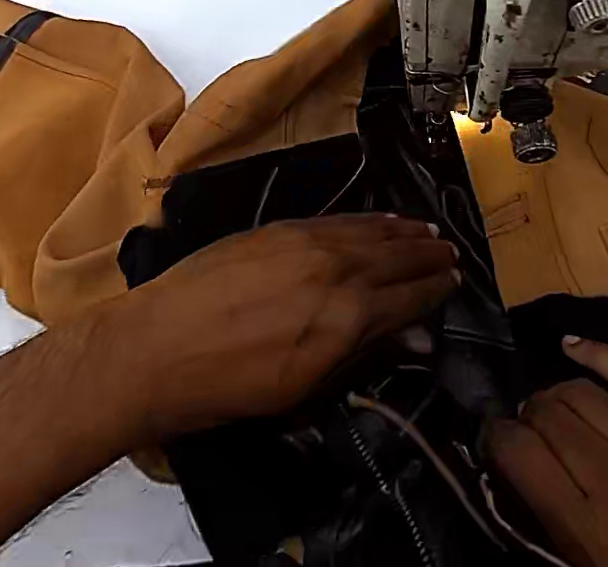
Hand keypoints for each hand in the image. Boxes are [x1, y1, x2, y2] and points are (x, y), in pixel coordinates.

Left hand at [117, 214, 458, 438]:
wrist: (154, 347)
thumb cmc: (227, 386)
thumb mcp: (303, 388)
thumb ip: (364, 353)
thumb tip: (416, 338)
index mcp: (346, 318)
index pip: (407, 298)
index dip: (434, 290)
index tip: (453, 282)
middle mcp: (336, 271)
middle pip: (396, 259)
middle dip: (428, 256)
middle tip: (451, 253)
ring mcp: (309, 243)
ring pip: (373, 233)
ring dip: (405, 233)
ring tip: (429, 231)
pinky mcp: (284, 227)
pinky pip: (340, 220)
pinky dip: (369, 220)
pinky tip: (383, 219)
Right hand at [490, 338, 607, 566]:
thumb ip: (557, 538)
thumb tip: (520, 487)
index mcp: (592, 532)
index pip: (520, 454)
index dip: (496, 438)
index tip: (493, 440)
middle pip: (549, 415)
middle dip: (525, 416)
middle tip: (523, 429)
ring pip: (583, 393)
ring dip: (555, 394)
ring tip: (548, 406)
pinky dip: (601, 354)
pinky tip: (572, 345)